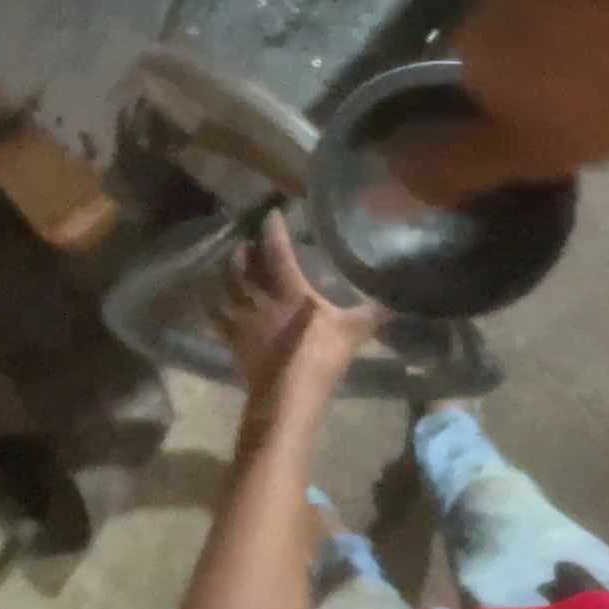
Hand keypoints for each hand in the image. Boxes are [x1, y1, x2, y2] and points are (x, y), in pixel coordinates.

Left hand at [203, 212, 379, 397]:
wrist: (287, 396)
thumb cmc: (320, 358)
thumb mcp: (353, 332)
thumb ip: (372, 313)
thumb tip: (400, 300)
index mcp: (289, 289)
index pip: (277, 249)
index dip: (273, 228)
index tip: (272, 212)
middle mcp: (260, 296)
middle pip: (243, 263)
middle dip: (245, 247)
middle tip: (248, 238)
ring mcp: (242, 317)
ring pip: (226, 284)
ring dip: (227, 270)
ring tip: (230, 261)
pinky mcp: (231, 338)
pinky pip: (214, 315)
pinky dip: (210, 303)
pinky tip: (208, 297)